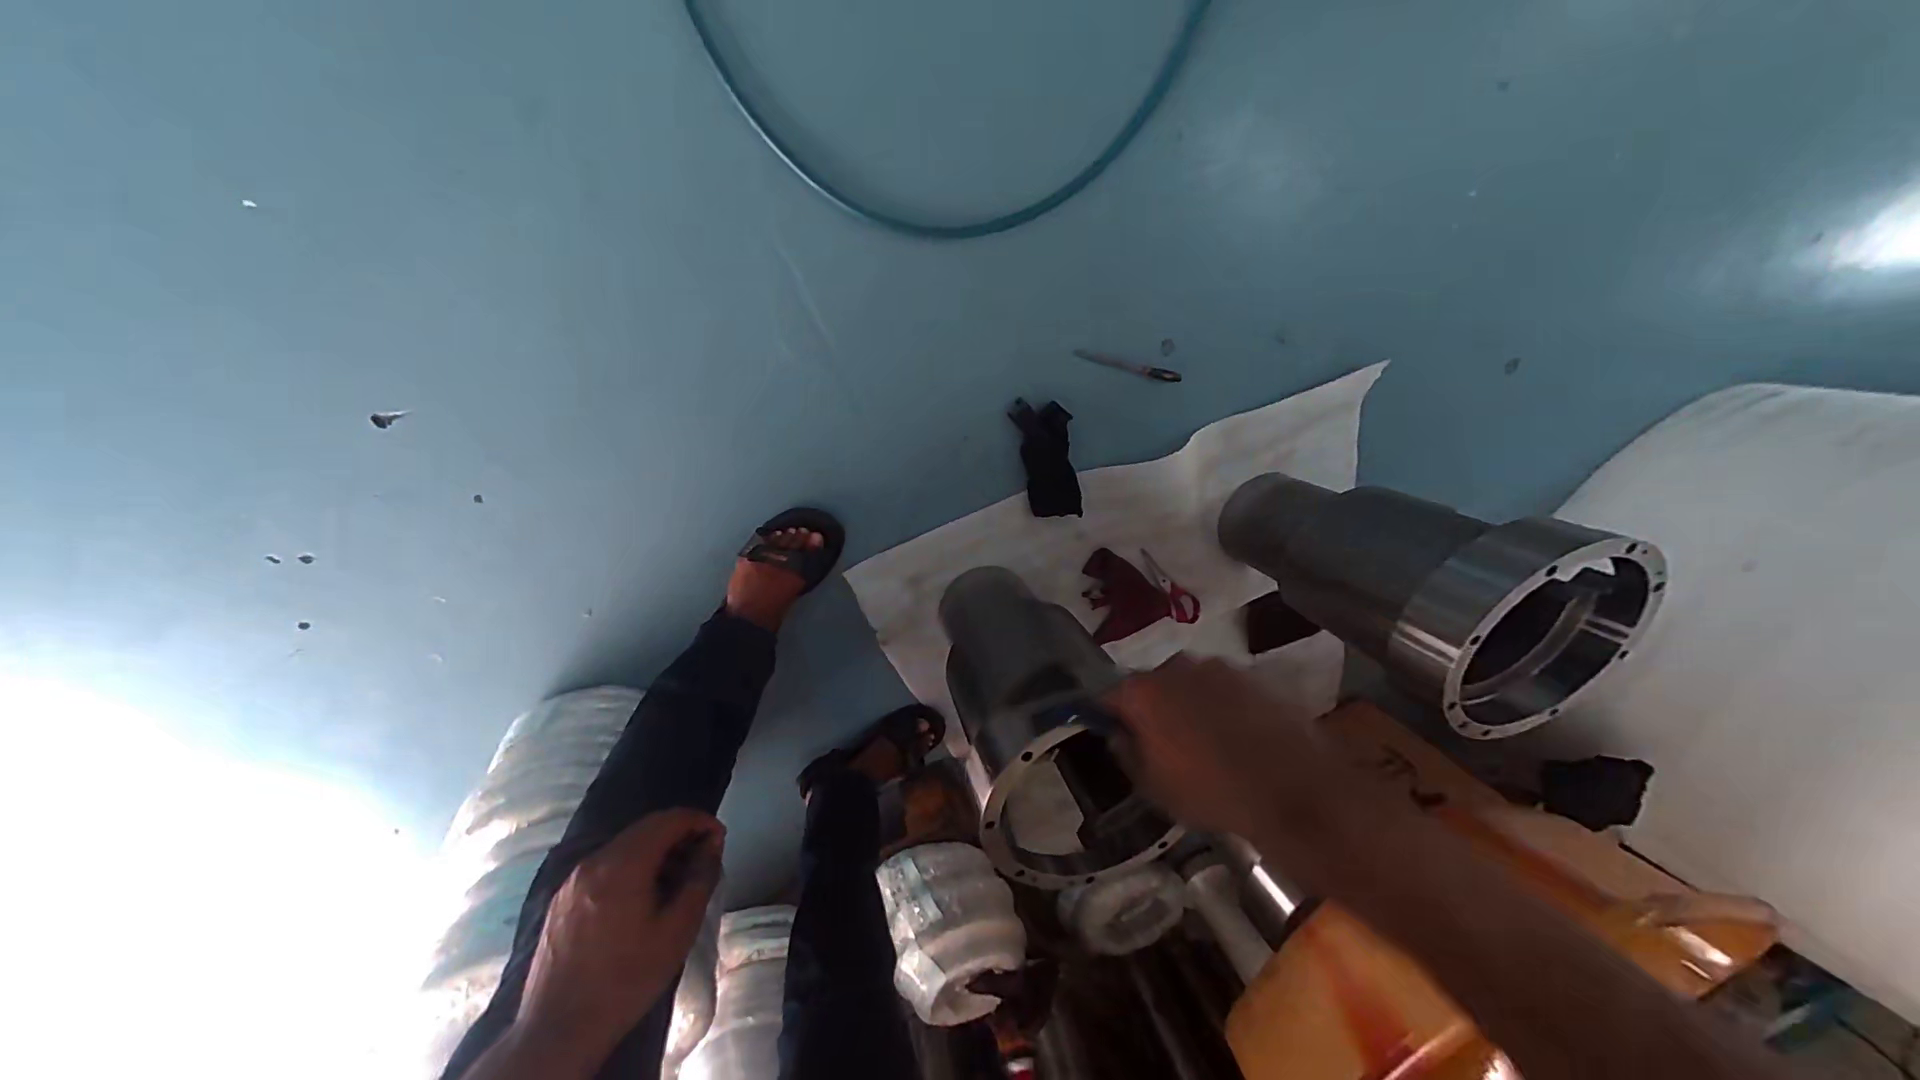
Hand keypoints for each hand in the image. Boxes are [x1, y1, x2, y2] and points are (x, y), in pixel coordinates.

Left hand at [515, 809, 724, 1062]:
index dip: (699, 821)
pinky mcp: (562, 898)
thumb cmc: (627, 979)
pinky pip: (605, 865)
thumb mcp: (678, 930)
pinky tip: (644, 895)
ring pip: (624, 846)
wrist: (558, 1031)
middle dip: (679, 834)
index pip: (668, 819)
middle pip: (645, 828)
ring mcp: (573, 879)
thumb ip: (700, 878)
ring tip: (677, 878)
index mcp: (622, 865)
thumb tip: (711, 845)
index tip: (719, 838)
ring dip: (656, 850)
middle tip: (703, 857)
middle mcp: (594, 862)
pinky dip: (632, 866)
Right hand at [1100, 654, 1327, 836]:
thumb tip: (1120, 736)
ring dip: (1191, 703)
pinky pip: (1225, 689)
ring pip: (1191, 684)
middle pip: (1152, 685)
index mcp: (1143, 692)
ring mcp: (1219, 667)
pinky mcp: (1254, 676)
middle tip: (1166, 742)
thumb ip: (1126, 754)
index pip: (1110, 696)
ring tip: (1208, 740)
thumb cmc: (1211, 791)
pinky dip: (1225, 705)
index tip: (1120, 735)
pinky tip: (1238, 736)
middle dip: (1155, 708)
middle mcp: (1176, 667)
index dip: (1112, 716)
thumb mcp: (1153, 787)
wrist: (1294, 790)